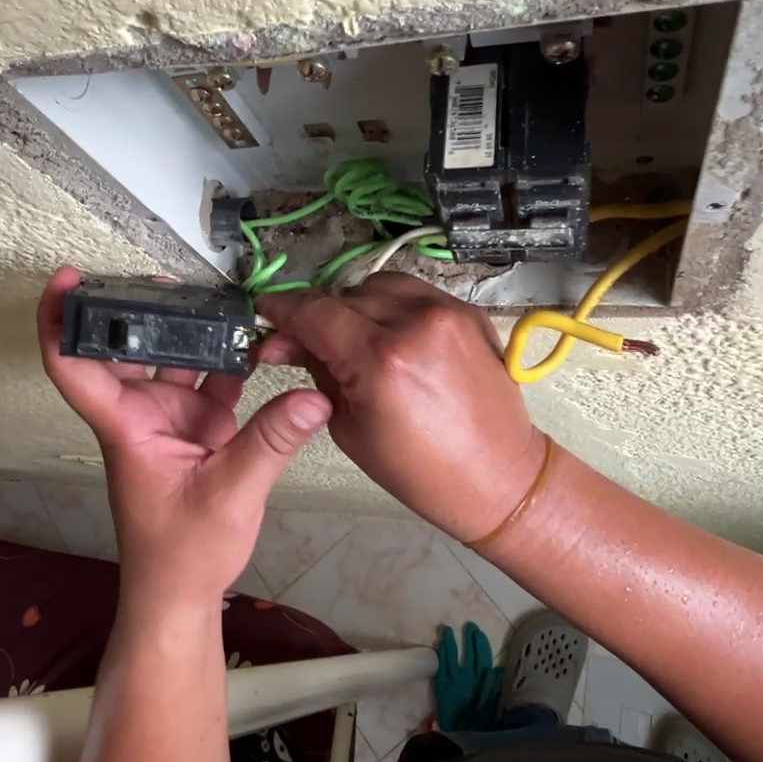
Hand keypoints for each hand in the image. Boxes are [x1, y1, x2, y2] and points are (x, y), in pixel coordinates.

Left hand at [37, 267, 330, 607]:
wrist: (184, 590)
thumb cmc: (183, 552)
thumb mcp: (230, 495)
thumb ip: (271, 442)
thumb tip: (314, 397)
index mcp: (126, 424)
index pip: (74, 365)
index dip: (60, 319)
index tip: (67, 278)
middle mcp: (141, 411)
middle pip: (128, 346)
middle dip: (144, 307)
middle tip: (176, 276)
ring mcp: (171, 416)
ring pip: (173, 355)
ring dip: (191, 326)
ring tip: (222, 293)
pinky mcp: (199, 425)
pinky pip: (210, 377)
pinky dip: (228, 356)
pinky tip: (253, 334)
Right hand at [257, 274, 545, 541]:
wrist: (497, 476)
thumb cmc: (420, 470)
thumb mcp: (348, 426)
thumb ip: (317, 371)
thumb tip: (285, 340)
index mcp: (380, 360)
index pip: (314, 311)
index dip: (281, 308)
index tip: (265, 310)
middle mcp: (415, 324)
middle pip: (343, 295)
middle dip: (318, 315)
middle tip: (305, 341)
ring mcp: (446, 312)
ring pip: (377, 284)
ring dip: (355, 305)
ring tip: (353, 338)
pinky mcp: (467, 311)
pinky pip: (413, 291)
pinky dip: (392, 306)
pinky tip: (390, 334)